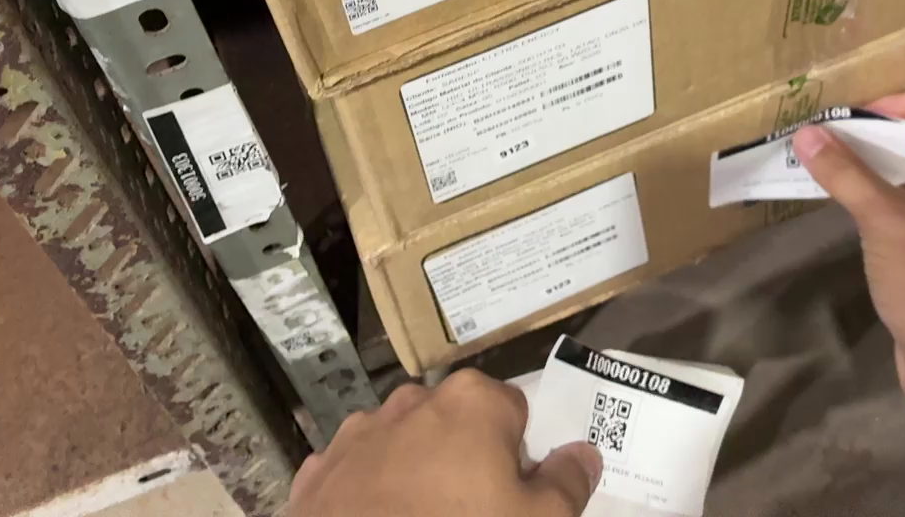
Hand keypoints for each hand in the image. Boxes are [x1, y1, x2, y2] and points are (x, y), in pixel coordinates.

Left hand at [290, 370, 601, 516]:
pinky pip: (357, 473)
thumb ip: (566, 483)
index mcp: (473, 399)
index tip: (511, 495)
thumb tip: (585, 453)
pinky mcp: (320, 468)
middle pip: (457, 424)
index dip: (519, 457)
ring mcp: (361, 430)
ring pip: (404, 445)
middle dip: (465, 459)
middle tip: (468, 511)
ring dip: (414, 472)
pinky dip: (367, 494)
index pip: (514, 412)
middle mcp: (415, 398)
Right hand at [793, 92, 904, 383]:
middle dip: (882, 133)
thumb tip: (805, 133)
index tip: (857, 116)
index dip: (903, 105)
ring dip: (876, 162)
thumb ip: (845, 172)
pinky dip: (879, 190)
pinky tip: (843, 191)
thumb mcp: (885, 220)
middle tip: (833, 134)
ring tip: (830, 157)